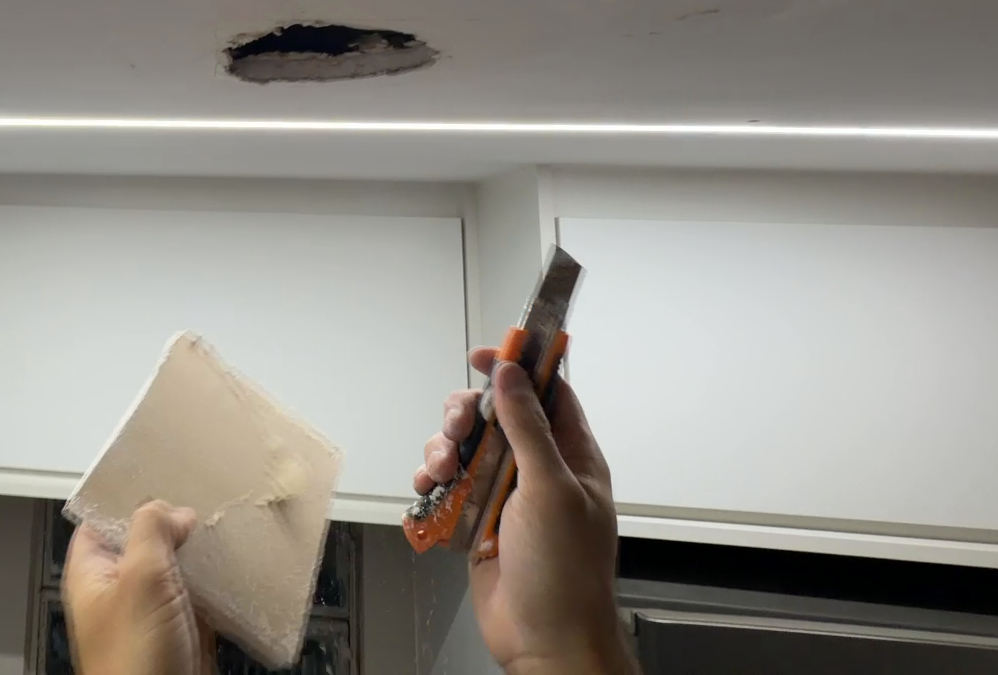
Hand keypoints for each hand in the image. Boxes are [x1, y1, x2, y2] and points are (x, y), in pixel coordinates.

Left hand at [62, 500, 213, 674]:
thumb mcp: (139, 577)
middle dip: (170, 521)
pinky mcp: (180, 631)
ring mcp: (151, 611)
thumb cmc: (135, 660)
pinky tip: (228, 564)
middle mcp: (119, 588)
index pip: (102, 518)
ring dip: (195, 550)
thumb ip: (151, 529)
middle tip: (198, 497)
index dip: (127, 497)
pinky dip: (213, 581)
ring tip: (218, 523)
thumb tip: (173, 511)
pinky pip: (197, 595)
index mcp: (92, 572)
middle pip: (143, 539)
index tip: (157, 475)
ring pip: (173, 566)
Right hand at [414, 349, 635, 674]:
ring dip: (442, 449)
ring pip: (462, 442)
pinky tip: (428, 489)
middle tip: (457, 427)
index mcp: (569, 456)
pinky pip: (444, 477)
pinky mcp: (475, 511)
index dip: (515, 367)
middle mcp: (536, 467)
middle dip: (465, 413)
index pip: (545, 391)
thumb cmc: (564, 572)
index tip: (482, 355)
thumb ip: (527, 428)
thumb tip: (511, 372)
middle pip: (492, 412)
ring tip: (440, 472)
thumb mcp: (549, 490)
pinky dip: (429, 477)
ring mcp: (504, 489)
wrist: (543, 641)